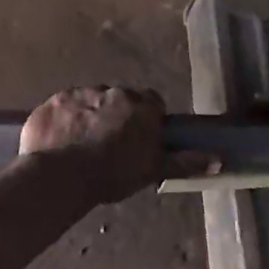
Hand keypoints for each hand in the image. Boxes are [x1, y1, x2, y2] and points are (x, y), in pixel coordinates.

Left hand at [17, 86, 175, 203]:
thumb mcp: (155, 170)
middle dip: (118, 115)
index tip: (144, 137)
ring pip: (90, 102)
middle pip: (120, 100)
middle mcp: (111, 92)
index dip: (150, 118)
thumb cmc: (115, 173)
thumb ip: (186, 162)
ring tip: (85, 144)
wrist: (62, 176)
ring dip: (90, 116)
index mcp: (141, 106)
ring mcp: (77, 95)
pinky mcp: (50, 104)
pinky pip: (62, 109)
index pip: (153, 102)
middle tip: (114, 144)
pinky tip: (62, 143)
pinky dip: (64, 121)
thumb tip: (218, 161)